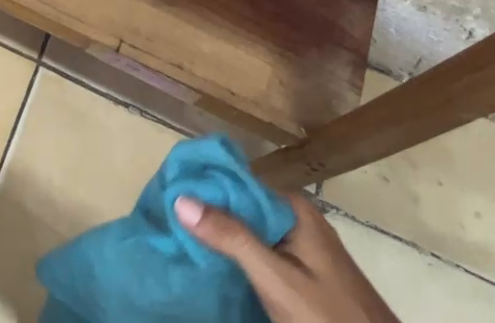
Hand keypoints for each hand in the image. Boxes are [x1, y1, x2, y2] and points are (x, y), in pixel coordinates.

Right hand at [177, 192, 399, 322]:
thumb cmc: (328, 319)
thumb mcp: (276, 279)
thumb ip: (231, 237)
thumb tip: (181, 197)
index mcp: (294, 211)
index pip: (236, 184)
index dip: (202, 190)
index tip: (166, 199)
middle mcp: (298, 220)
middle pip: (242, 206)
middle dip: (208, 214)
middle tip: (167, 224)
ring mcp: (304, 247)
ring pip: (250, 231)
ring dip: (221, 237)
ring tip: (181, 242)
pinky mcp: (305, 271)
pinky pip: (261, 251)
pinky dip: (238, 256)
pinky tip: (215, 266)